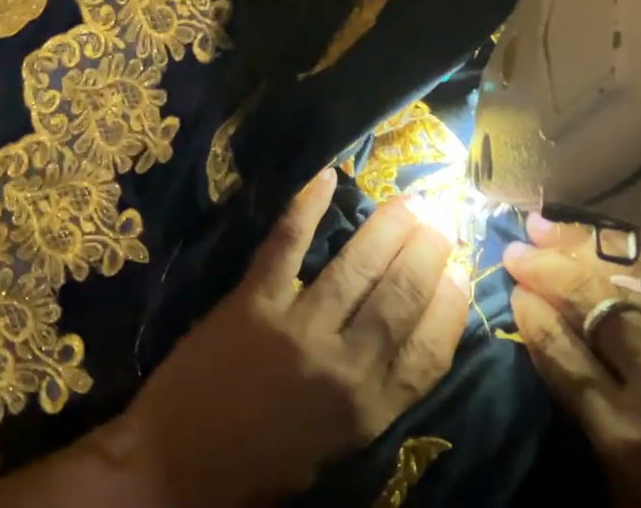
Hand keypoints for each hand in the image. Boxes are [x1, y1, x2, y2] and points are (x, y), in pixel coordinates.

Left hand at [106, 169, 472, 505]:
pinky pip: (287, 246)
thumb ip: (373, 393)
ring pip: (356, 267)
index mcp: (367, 411)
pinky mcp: (252, 303)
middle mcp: (343, 367)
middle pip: (400, 298)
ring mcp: (297, 329)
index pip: (428, 351)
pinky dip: (306, 208)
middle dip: (428, 252)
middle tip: (441, 216)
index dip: (450, 306)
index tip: (461, 270)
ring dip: (386, 228)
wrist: (179, 463)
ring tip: (409, 201)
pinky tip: (327, 177)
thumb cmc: (261, 460)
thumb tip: (406, 336)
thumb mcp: (335, 444)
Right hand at [504, 215, 640, 507]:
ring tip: (551, 223)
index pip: (561, 356)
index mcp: (628, 437)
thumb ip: (597, 424)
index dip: (534, 318)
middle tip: (517, 246)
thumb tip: (560, 354)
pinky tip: (623, 234)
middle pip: (592, 307)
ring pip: (636, 282)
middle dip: (548, 271)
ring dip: (586, 249)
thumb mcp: (638, 493)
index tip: (515, 291)